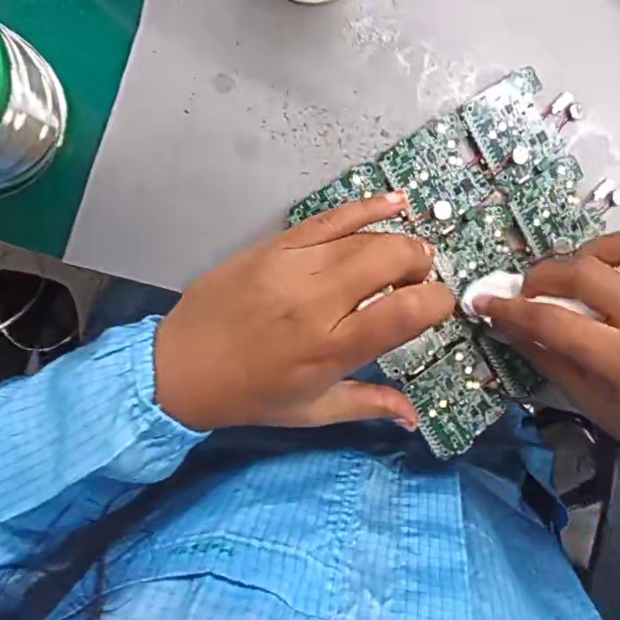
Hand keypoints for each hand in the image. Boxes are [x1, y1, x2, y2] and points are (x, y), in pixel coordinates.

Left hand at [154, 192, 455, 431]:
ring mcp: (293, 265)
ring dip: (397, 242)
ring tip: (407, 255)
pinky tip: (395, 202)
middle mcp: (317, 300)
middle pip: (392, 259)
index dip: (437, 303)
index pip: (406, 312)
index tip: (438, 308)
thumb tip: (414, 417)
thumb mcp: (311, 411)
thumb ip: (367, 405)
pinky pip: (329, 217)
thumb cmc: (248, 395)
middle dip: (421, 265)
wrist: (180, 365)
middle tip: (418, 280)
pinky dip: (366, 208)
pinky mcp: (274, 245)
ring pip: (365, 236)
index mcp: (331, 347)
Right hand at [474, 225, 619, 482]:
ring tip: (577, 275)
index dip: (510, 309)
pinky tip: (618, 261)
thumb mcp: (586, 400)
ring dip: (592, 252)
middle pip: (585, 273)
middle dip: (542, 277)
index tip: (485, 303)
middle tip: (526, 293)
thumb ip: (545, 354)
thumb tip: (506, 324)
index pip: (554, 320)